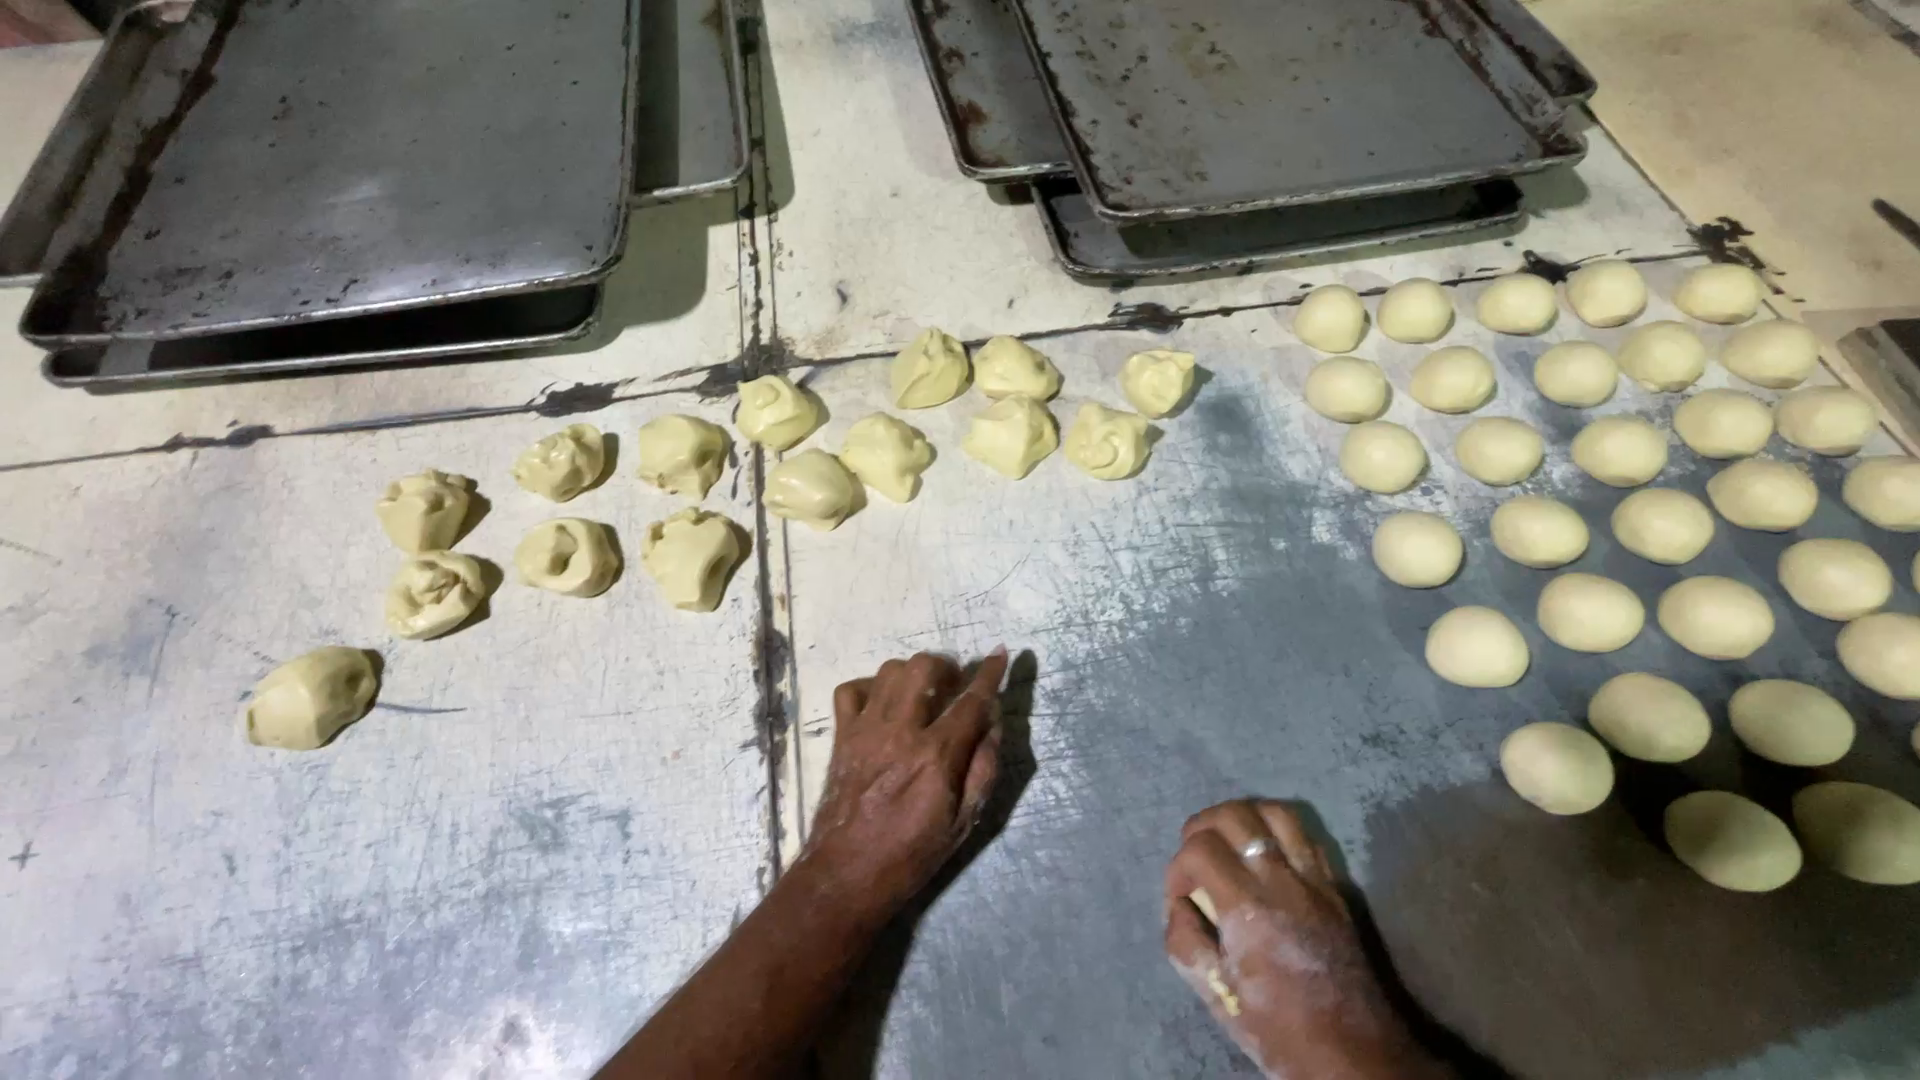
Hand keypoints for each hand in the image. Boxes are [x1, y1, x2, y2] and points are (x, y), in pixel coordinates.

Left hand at [801, 649, 1008, 916]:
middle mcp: (900, 732)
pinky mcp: (841, 736)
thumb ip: (984, 767)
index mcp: (935, 756)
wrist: (847, 874)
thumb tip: (993, 723)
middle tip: (954, 686)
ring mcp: (865, 730)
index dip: (990, 674)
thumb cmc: (912, 854)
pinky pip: (852, 689)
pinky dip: (871, 687)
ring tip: (921, 694)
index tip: (1000, 653)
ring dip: (912, 674)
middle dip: (946, 667)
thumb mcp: (964, 822)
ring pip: (890, 671)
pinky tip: (883, 704)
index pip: (971, 701)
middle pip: (924, 668)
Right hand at [1165, 800, 1447, 1079]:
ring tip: (1228, 841)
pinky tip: (1265, 851)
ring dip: (1242, 817)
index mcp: (1247, 907)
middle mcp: (1280, 881)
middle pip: (1235, 815)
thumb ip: (1184, 941)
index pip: (1200, 849)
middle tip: (1195, 854)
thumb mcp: (1215, 994)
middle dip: (1202, 826)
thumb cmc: (1277, 1025)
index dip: (1178, 867)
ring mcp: (1312, 880)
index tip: (1180, 895)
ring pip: (1274, 812)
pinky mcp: (1333, 887)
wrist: (1350, 1050)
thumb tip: (1178, 904)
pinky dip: (1276, 830)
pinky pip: (1305, 835)